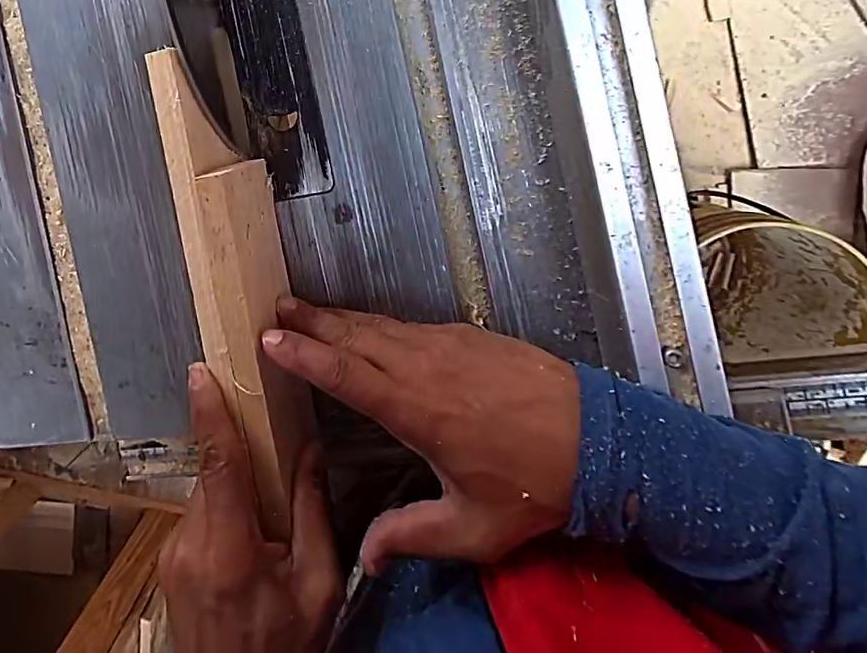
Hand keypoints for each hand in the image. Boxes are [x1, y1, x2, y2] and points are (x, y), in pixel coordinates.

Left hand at [160, 364, 340, 652]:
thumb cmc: (283, 648)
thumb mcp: (317, 585)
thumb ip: (313, 512)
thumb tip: (310, 450)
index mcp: (228, 550)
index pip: (217, 464)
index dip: (209, 414)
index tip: (201, 373)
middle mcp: (190, 546)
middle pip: (215, 472)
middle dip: (242, 453)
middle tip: (273, 454)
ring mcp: (173, 556)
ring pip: (207, 490)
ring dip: (235, 484)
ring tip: (268, 515)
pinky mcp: (170, 563)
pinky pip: (201, 513)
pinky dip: (225, 506)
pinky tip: (250, 534)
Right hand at [261, 299, 579, 574]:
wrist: (595, 434)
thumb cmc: (532, 482)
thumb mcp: (472, 527)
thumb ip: (412, 534)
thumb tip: (365, 556)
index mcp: (416, 408)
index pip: (346, 374)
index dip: (305, 354)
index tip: (272, 339)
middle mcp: (424, 365)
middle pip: (355, 336)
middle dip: (312, 321)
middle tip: (278, 309)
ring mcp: (447, 343)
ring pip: (380, 324)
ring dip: (341, 317)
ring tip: (310, 310)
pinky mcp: (466, 334)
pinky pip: (408, 324)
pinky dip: (377, 322)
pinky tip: (369, 327)